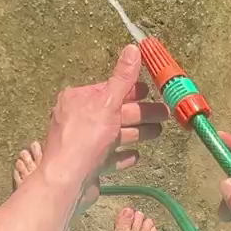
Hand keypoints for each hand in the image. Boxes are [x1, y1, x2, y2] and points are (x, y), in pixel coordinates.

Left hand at [39, 44, 166, 208]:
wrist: (66, 182)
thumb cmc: (84, 138)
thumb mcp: (107, 102)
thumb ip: (122, 78)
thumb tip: (132, 48)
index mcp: (78, 99)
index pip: (109, 89)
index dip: (132, 91)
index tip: (152, 92)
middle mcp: (77, 119)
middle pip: (115, 113)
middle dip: (141, 114)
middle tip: (164, 115)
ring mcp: (82, 144)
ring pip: (114, 135)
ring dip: (137, 133)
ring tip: (158, 133)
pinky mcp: (87, 165)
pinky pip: (109, 157)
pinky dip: (122, 155)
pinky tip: (136, 156)